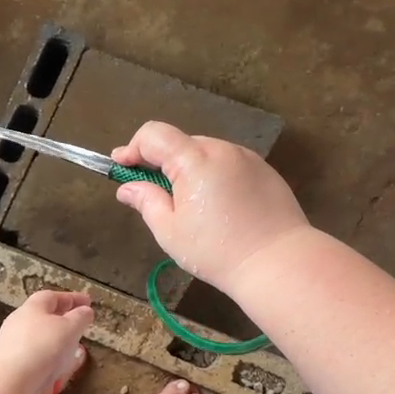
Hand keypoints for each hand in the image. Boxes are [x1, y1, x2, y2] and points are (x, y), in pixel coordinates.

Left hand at [0, 290, 93, 393]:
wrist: (11, 382)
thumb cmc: (43, 348)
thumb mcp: (70, 328)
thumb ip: (80, 318)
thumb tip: (84, 311)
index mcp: (31, 308)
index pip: (52, 297)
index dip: (71, 298)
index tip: (88, 302)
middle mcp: (17, 324)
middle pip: (42, 317)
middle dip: (62, 319)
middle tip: (78, 324)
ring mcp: (11, 346)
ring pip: (37, 338)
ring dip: (56, 340)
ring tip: (73, 346)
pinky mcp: (10, 366)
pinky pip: (34, 357)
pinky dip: (49, 357)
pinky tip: (58, 366)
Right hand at [112, 122, 311, 289]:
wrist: (274, 258)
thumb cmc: (213, 249)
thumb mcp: (169, 230)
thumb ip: (146, 201)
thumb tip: (127, 187)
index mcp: (195, 161)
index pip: (155, 135)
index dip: (132, 148)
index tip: (120, 167)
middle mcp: (221, 149)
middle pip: (180, 142)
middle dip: (158, 161)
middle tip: (147, 190)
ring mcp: (245, 157)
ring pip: (203, 152)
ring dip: (184, 168)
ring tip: (180, 202)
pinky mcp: (262, 169)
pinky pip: (225, 163)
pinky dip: (208, 174)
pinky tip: (209, 204)